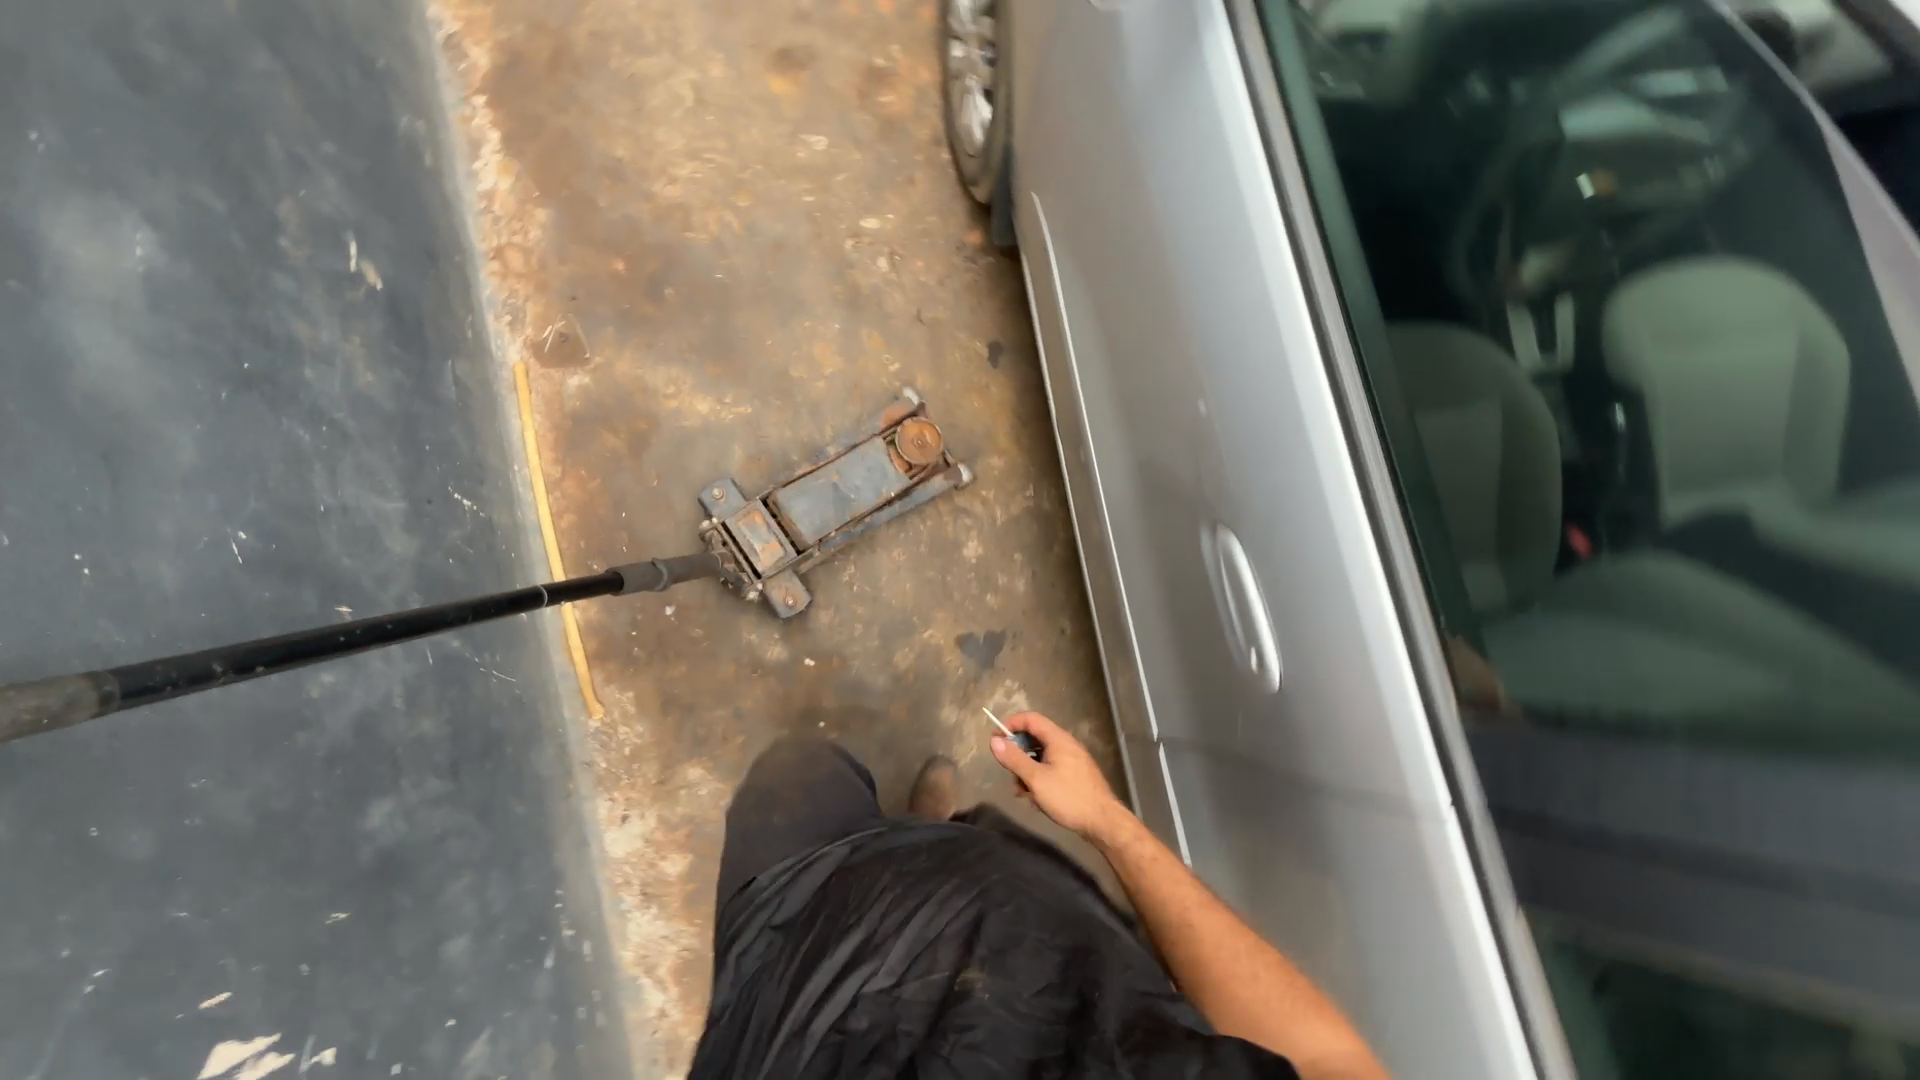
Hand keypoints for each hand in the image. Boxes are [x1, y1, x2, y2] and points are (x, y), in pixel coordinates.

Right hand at [989, 711, 1129, 840]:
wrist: (1103, 821)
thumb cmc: (1068, 797)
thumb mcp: (1036, 779)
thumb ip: (1014, 759)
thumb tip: (994, 740)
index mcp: (1058, 739)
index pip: (1030, 719)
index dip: (1010, 724)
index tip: (995, 739)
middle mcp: (1066, 744)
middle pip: (1035, 738)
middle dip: (1018, 754)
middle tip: (1009, 772)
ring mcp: (1072, 759)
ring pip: (1041, 756)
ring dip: (1027, 770)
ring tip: (1022, 792)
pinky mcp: (1075, 774)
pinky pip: (1051, 768)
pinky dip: (1039, 778)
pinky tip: (1036, 798)